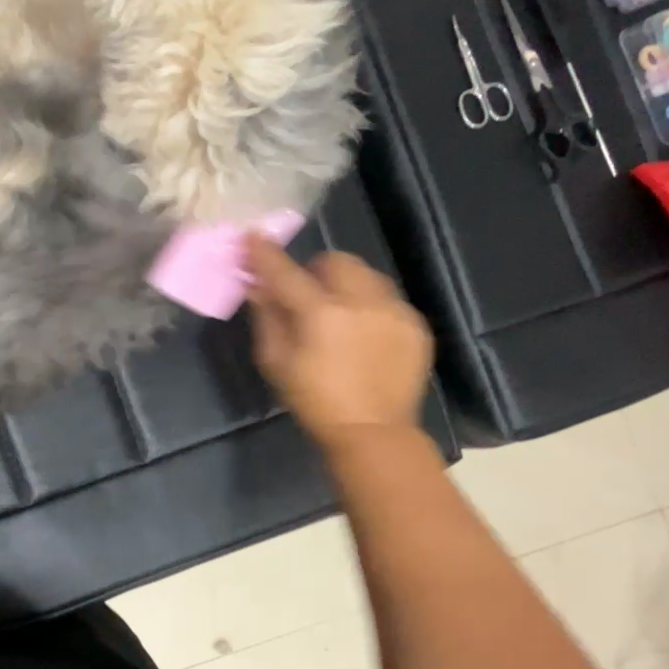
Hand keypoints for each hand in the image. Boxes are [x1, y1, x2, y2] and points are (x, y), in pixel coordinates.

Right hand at [247, 238, 433, 447]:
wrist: (372, 431)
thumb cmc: (312, 399)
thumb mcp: (275, 361)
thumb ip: (267, 317)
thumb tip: (257, 286)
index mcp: (322, 313)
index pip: (286, 272)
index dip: (266, 254)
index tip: (253, 237)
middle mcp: (363, 302)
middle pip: (337, 261)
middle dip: (315, 268)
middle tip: (303, 290)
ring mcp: (395, 311)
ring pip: (366, 276)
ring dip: (344, 284)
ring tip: (335, 311)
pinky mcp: (415, 325)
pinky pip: (386, 299)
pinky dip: (367, 305)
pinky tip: (359, 333)